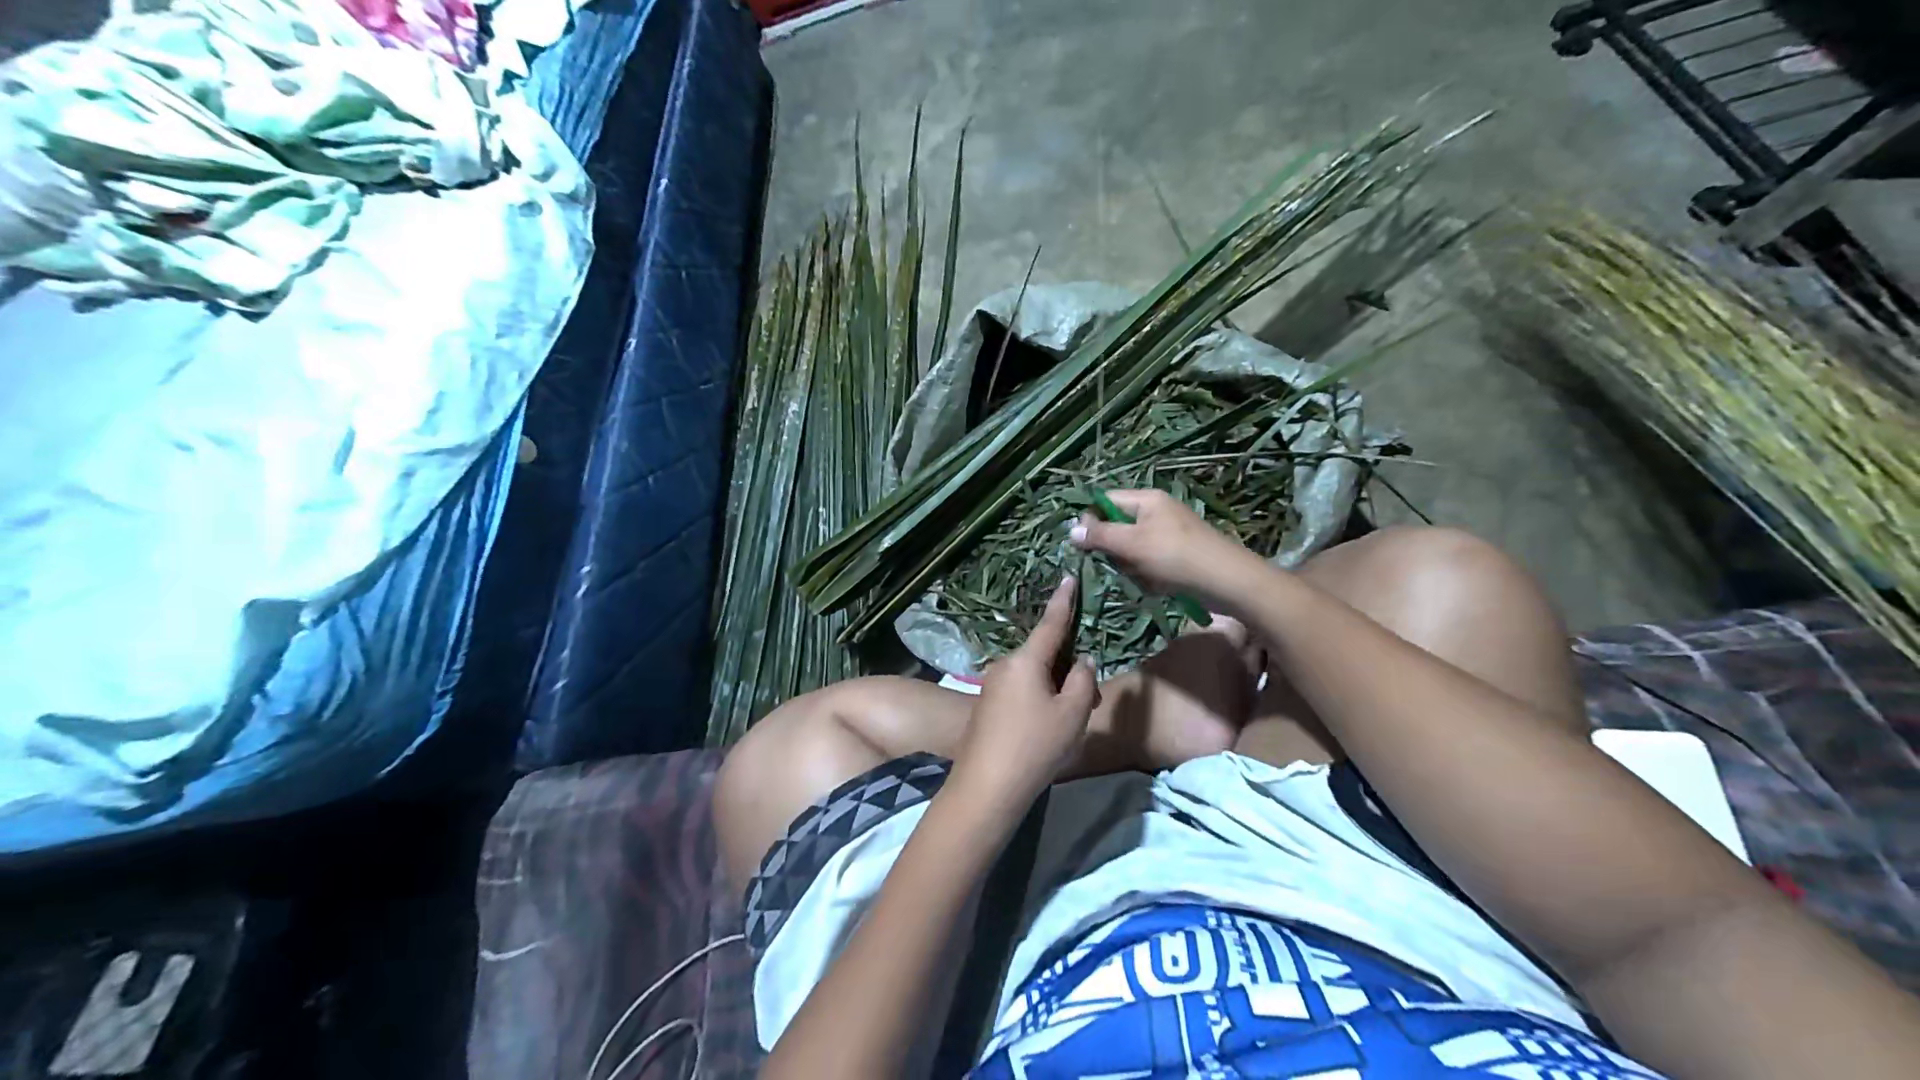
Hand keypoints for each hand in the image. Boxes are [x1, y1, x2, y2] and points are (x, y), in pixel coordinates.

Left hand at [952, 576, 1098, 810]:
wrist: (987, 786)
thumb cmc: (1035, 745)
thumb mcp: (1073, 712)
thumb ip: (1084, 679)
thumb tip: (1081, 660)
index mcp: (1025, 660)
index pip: (1050, 623)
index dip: (1063, 601)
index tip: (1069, 576)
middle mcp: (1005, 665)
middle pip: (1045, 654)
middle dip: (1070, 667)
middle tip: (1093, 695)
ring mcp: (993, 685)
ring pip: (1035, 675)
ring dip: (1058, 687)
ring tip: (1076, 718)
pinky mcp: (988, 706)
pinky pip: (1022, 690)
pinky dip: (1042, 698)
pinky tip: (1053, 725)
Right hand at [1069, 489, 1259, 610]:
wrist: (1227, 581)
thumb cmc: (1175, 556)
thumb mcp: (1132, 544)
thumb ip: (1100, 536)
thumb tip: (1071, 530)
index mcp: (1147, 500)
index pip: (1105, 501)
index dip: (1091, 520)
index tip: (1085, 544)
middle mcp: (1157, 512)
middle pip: (1117, 527)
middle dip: (1114, 550)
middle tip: (1122, 564)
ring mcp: (1168, 534)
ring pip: (1131, 549)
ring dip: (1131, 566)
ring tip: (1144, 577)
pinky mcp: (1177, 555)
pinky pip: (1149, 562)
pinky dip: (1148, 575)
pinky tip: (1158, 585)